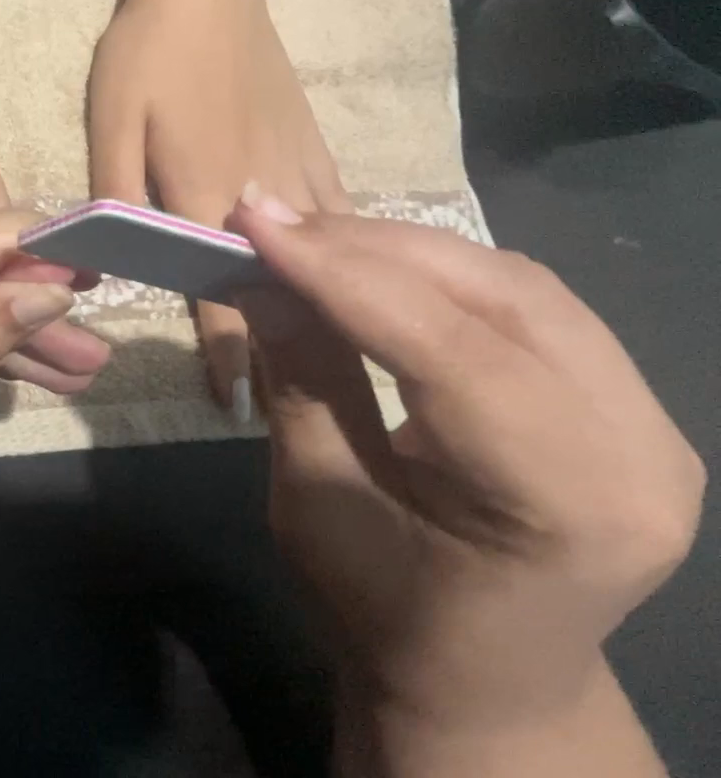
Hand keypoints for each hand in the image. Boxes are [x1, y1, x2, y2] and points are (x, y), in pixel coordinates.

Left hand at [88, 0, 347, 411]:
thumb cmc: (145, 58)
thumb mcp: (110, 130)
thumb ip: (118, 203)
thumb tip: (119, 267)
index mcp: (211, 199)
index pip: (225, 299)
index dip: (231, 355)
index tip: (236, 403)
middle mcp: (272, 199)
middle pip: (284, 289)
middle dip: (283, 345)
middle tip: (285, 396)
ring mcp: (308, 173)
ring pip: (322, 262)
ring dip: (315, 310)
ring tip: (314, 359)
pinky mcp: (320, 149)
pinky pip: (337, 221)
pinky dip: (336, 262)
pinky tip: (338, 286)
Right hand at [228, 189, 704, 745]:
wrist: (477, 676)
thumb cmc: (379, 604)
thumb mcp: (315, 496)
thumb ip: (300, 378)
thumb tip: (254, 278)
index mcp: (569, 501)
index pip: (453, 349)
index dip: (342, 274)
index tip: (250, 222)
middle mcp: (641, 448)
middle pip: (502, 298)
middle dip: (368, 247)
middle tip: (263, 221)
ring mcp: (646, 419)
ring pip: (517, 285)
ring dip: (399, 250)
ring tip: (301, 238)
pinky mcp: (618, 399)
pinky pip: (524, 305)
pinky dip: (432, 273)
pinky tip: (365, 267)